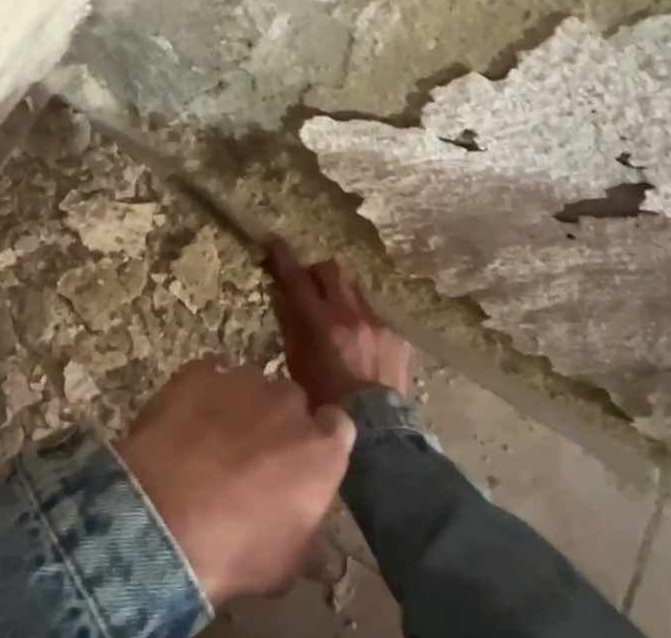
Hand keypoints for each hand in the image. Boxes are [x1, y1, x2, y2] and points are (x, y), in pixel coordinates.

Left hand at [115, 359, 355, 603]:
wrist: (163, 517)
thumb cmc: (236, 547)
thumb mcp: (286, 565)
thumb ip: (311, 548)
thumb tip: (326, 559)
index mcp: (321, 449)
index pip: (337, 427)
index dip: (319, 441)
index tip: (303, 460)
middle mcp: (287, 404)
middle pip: (292, 401)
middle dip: (279, 420)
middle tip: (255, 452)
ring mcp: (240, 382)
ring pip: (250, 383)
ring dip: (240, 403)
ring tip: (214, 433)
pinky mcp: (196, 374)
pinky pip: (208, 372)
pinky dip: (203, 388)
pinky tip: (188, 413)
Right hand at [265, 239, 414, 407]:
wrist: (375, 430)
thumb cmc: (324, 399)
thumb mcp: (296, 362)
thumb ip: (291, 324)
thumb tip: (283, 296)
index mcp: (322, 323)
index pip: (297, 279)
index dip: (283, 257)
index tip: (273, 241)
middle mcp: (351, 315)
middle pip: (332, 270)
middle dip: (317, 273)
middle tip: (309, 286)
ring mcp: (378, 324)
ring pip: (355, 290)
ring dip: (340, 295)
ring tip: (335, 317)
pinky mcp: (397, 336)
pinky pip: (374, 315)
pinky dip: (360, 320)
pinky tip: (358, 344)